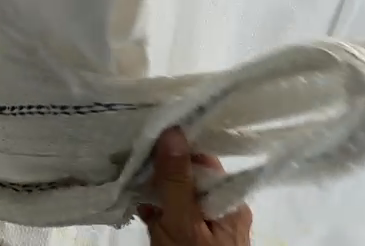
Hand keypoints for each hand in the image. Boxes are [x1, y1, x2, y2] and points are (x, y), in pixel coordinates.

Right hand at [140, 128, 252, 245]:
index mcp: (230, 204)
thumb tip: (172, 128)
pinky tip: (141, 211)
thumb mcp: (181, 222)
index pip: (202, 160)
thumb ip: (176, 179)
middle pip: (187, 176)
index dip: (175, 148)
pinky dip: (155, 208)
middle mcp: (222, 211)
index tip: (147, 140)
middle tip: (135, 168)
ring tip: (135, 189)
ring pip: (176, 193)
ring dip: (153, 190)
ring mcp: (206, 225)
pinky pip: (172, 212)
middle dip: (159, 171)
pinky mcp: (190, 236)